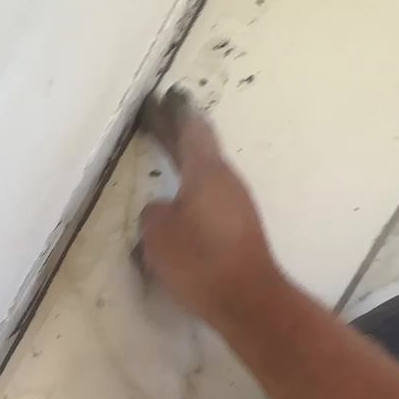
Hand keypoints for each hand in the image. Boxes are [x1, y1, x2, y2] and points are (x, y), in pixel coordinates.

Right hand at [138, 88, 287, 328]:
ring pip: (205, 177)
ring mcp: (236, 206)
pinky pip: (209, 202)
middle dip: (177, 135)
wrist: (245, 299)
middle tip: (160, 119)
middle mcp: (226, 182)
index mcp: (206, 172)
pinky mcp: (237, 231)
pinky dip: (192, 193)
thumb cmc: (199, 260)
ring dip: (186, 167)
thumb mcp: (158, 234)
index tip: (167, 98)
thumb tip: (162, 210)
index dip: (176, 114)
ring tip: (167, 159)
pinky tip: (179, 205)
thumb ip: (153, 213)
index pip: (191, 131)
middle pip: (200, 150)